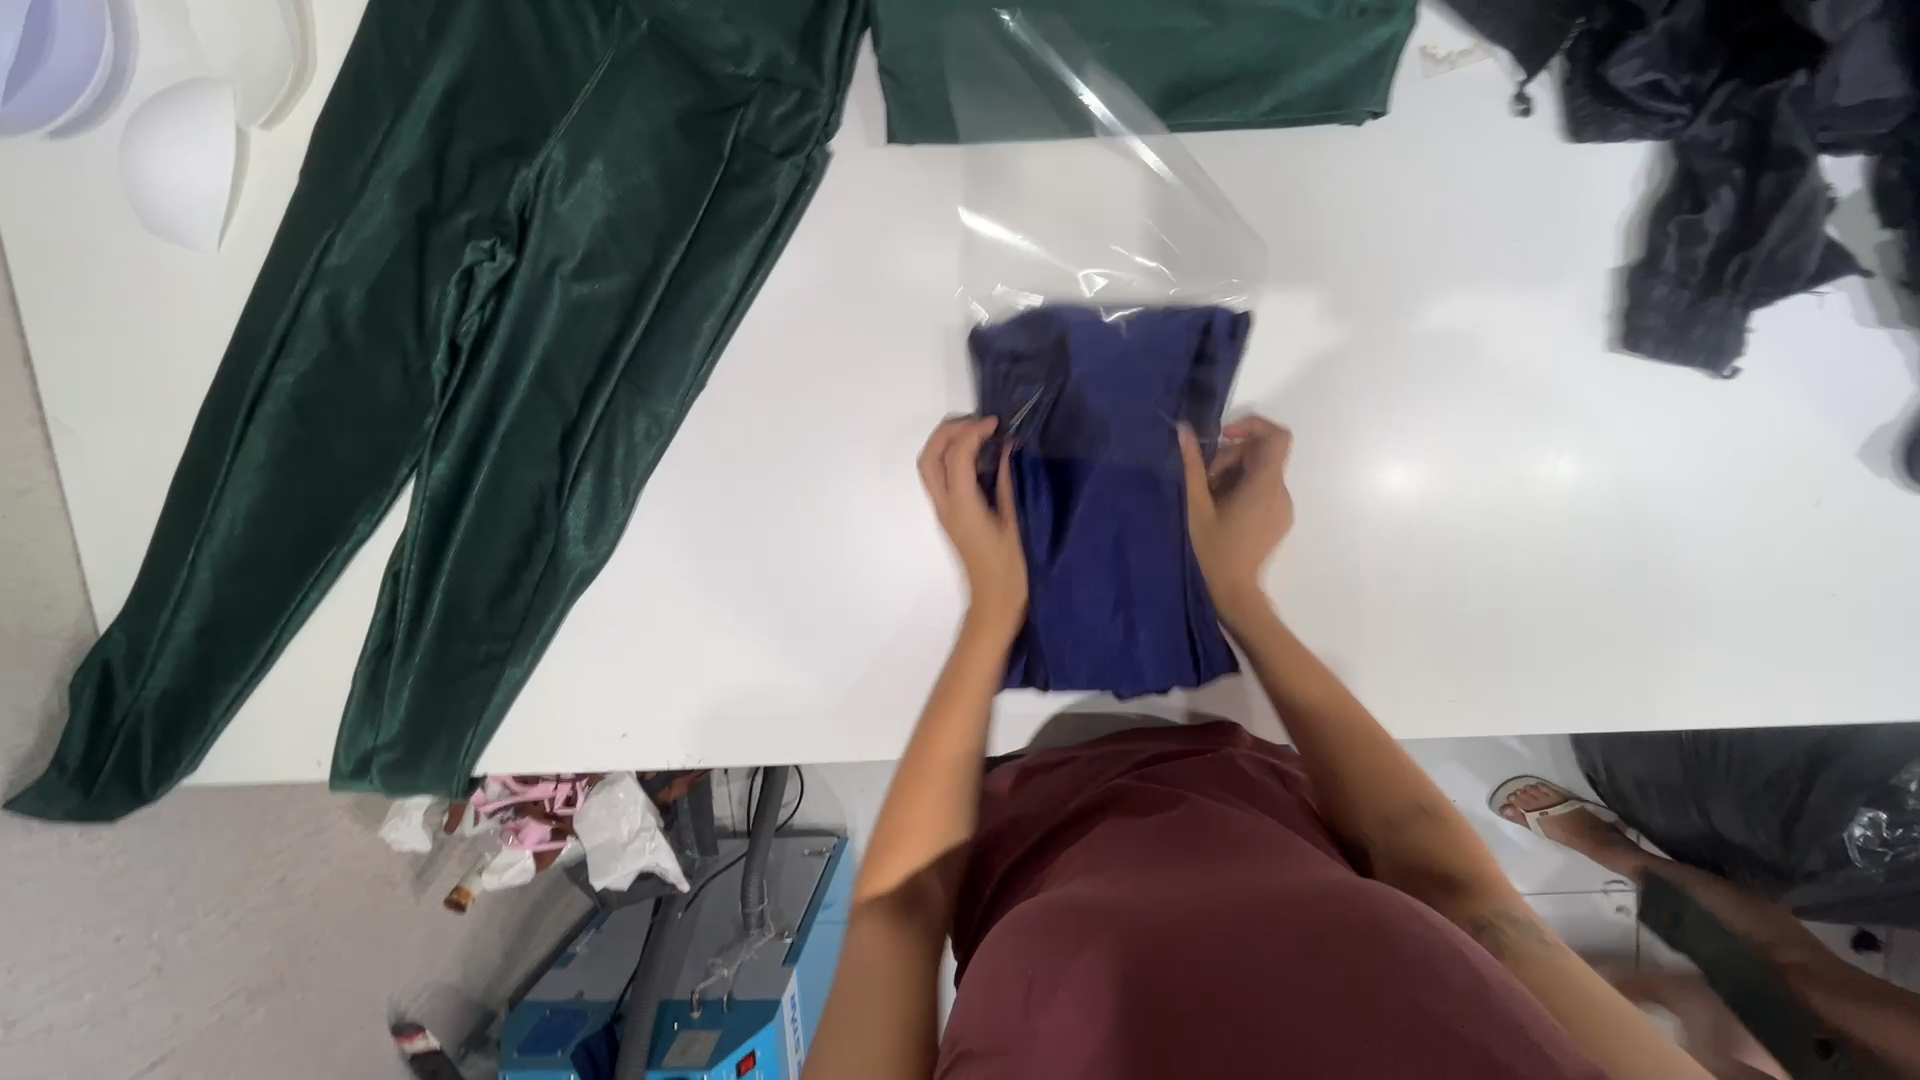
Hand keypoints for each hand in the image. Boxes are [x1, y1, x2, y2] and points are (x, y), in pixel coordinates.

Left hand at [919, 416, 1026, 632]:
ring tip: (980, 434)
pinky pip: (941, 478)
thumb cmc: (1011, 573)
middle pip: (930, 456)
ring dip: (948, 443)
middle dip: (950, 431)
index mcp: (962, 508)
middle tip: (982, 424)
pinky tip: (980, 457)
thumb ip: (1007, 485)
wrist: (994, 606)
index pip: (957, 456)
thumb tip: (1006, 451)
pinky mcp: (951, 517)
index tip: (998, 423)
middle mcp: (945, 507)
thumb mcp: (1017, 525)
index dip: (974, 432)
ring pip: (930, 467)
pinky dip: (954, 459)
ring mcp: (944, 513)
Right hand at [1179, 415, 1293, 616]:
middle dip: (1231, 457)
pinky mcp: (1280, 519)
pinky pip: (1263, 490)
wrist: (1233, 591)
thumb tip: (1184, 431)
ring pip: (1261, 472)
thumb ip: (1191, 465)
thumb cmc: (1211, 550)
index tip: (1223, 438)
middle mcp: (1281, 493)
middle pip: (1262, 454)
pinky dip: (1242, 489)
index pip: (1276, 437)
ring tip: (1209, 499)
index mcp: (1264, 486)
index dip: (1251, 426)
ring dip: (1233, 474)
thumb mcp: (1195, 506)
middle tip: (1203, 480)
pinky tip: (1221, 511)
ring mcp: (1283, 507)